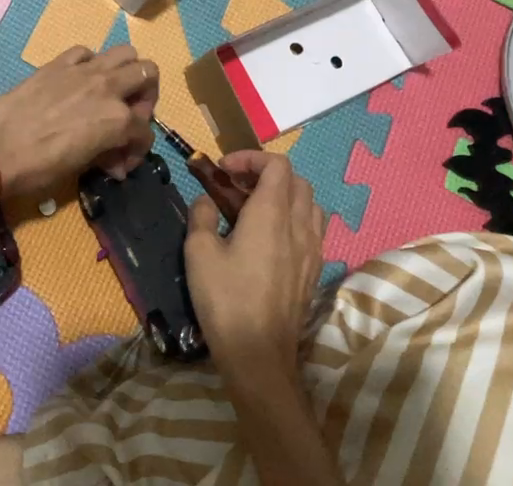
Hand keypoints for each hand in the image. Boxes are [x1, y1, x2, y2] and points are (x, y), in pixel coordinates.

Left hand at [0, 46, 157, 196]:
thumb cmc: (39, 168)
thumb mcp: (81, 167)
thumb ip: (106, 157)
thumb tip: (115, 163)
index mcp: (118, 119)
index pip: (145, 130)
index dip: (136, 149)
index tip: (119, 163)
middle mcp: (108, 88)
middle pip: (148, 74)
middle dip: (146, 97)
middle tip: (129, 116)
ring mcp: (83, 71)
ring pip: (125, 53)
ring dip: (127, 71)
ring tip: (113, 92)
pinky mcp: (59, 63)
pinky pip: (86, 52)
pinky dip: (91, 64)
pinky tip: (79, 82)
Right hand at [185, 152, 325, 381]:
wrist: (258, 354)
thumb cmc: (226, 298)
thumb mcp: (198, 252)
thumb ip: (202, 216)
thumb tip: (206, 201)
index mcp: (271, 213)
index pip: (277, 165)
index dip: (251, 157)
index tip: (223, 169)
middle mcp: (298, 225)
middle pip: (297, 180)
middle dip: (267, 173)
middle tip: (237, 185)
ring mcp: (312, 250)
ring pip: (310, 204)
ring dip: (285, 195)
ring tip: (256, 208)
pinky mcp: (314, 271)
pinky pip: (313, 229)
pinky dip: (294, 219)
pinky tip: (270, 238)